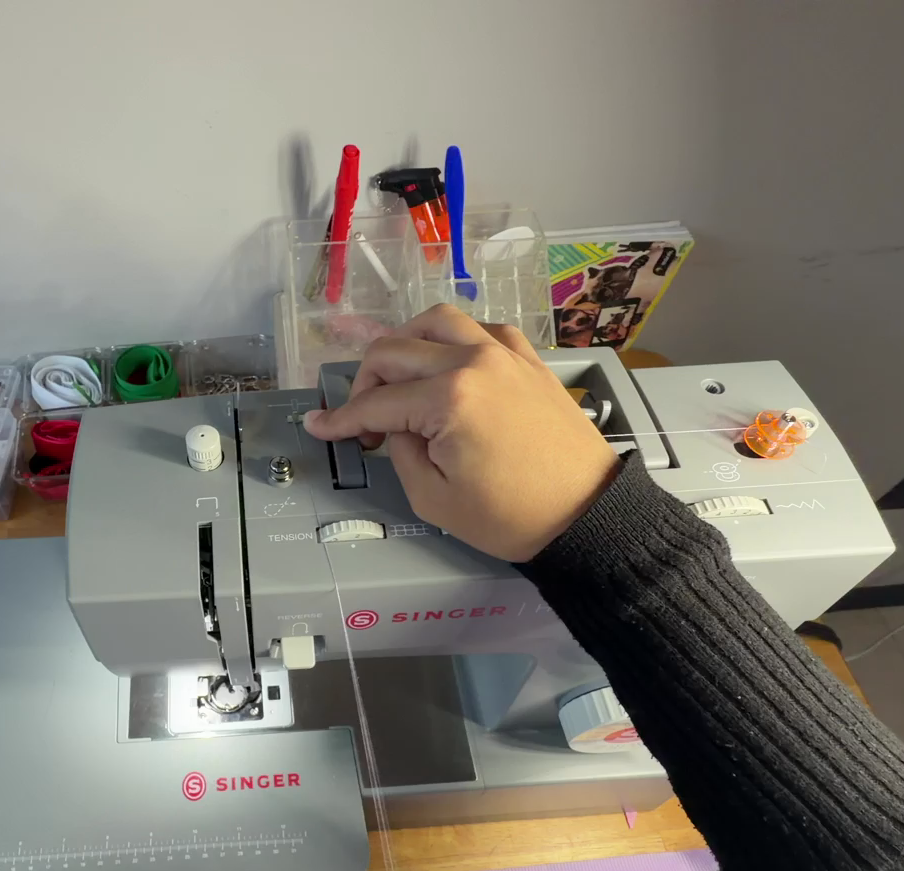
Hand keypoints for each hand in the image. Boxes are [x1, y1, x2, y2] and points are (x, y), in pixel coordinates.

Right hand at [302, 305, 620, 561]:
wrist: (584, 514)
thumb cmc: (511, 516)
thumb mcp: (432, 498)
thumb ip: (398, 450)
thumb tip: (391, 425)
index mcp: (448, 399)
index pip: (374, 402)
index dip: (340, 418)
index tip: (319, 425)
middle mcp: (473, 362)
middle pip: (394, 351)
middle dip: (364, 383)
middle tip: (362, 419)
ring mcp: (504, 354)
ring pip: (434, 322)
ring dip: (403, 345)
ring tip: (395, 378)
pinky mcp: (526, 359)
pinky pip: (477, 329)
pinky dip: (450, 341)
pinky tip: (444, 367)